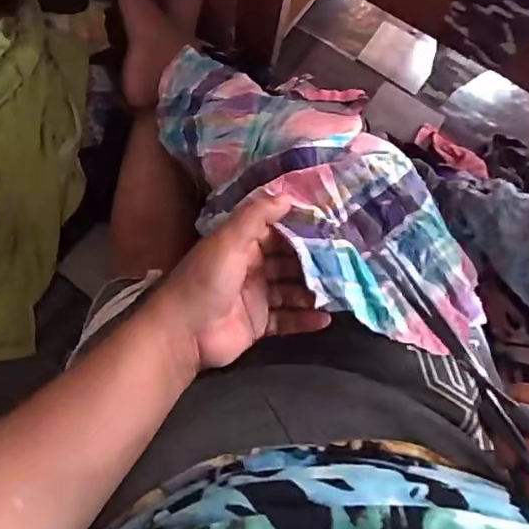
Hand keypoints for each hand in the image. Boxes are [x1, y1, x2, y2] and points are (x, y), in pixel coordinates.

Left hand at [148, 193, 329, 369]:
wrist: (181, 334)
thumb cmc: (205, 281)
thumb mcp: (228, 241)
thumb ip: (256, 216)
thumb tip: (287, 195)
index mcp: (243, 244)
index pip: (279, 232)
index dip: (303, 230)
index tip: (334, 227)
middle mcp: (253, 267)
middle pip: (290, 262)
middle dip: (315, 263)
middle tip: (347, 263)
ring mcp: (257, 297)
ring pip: (293, 291)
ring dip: (314, 291)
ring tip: (342, 292)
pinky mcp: (259, 324)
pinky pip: (288, 319)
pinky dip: (305, 319)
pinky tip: (325, 319)